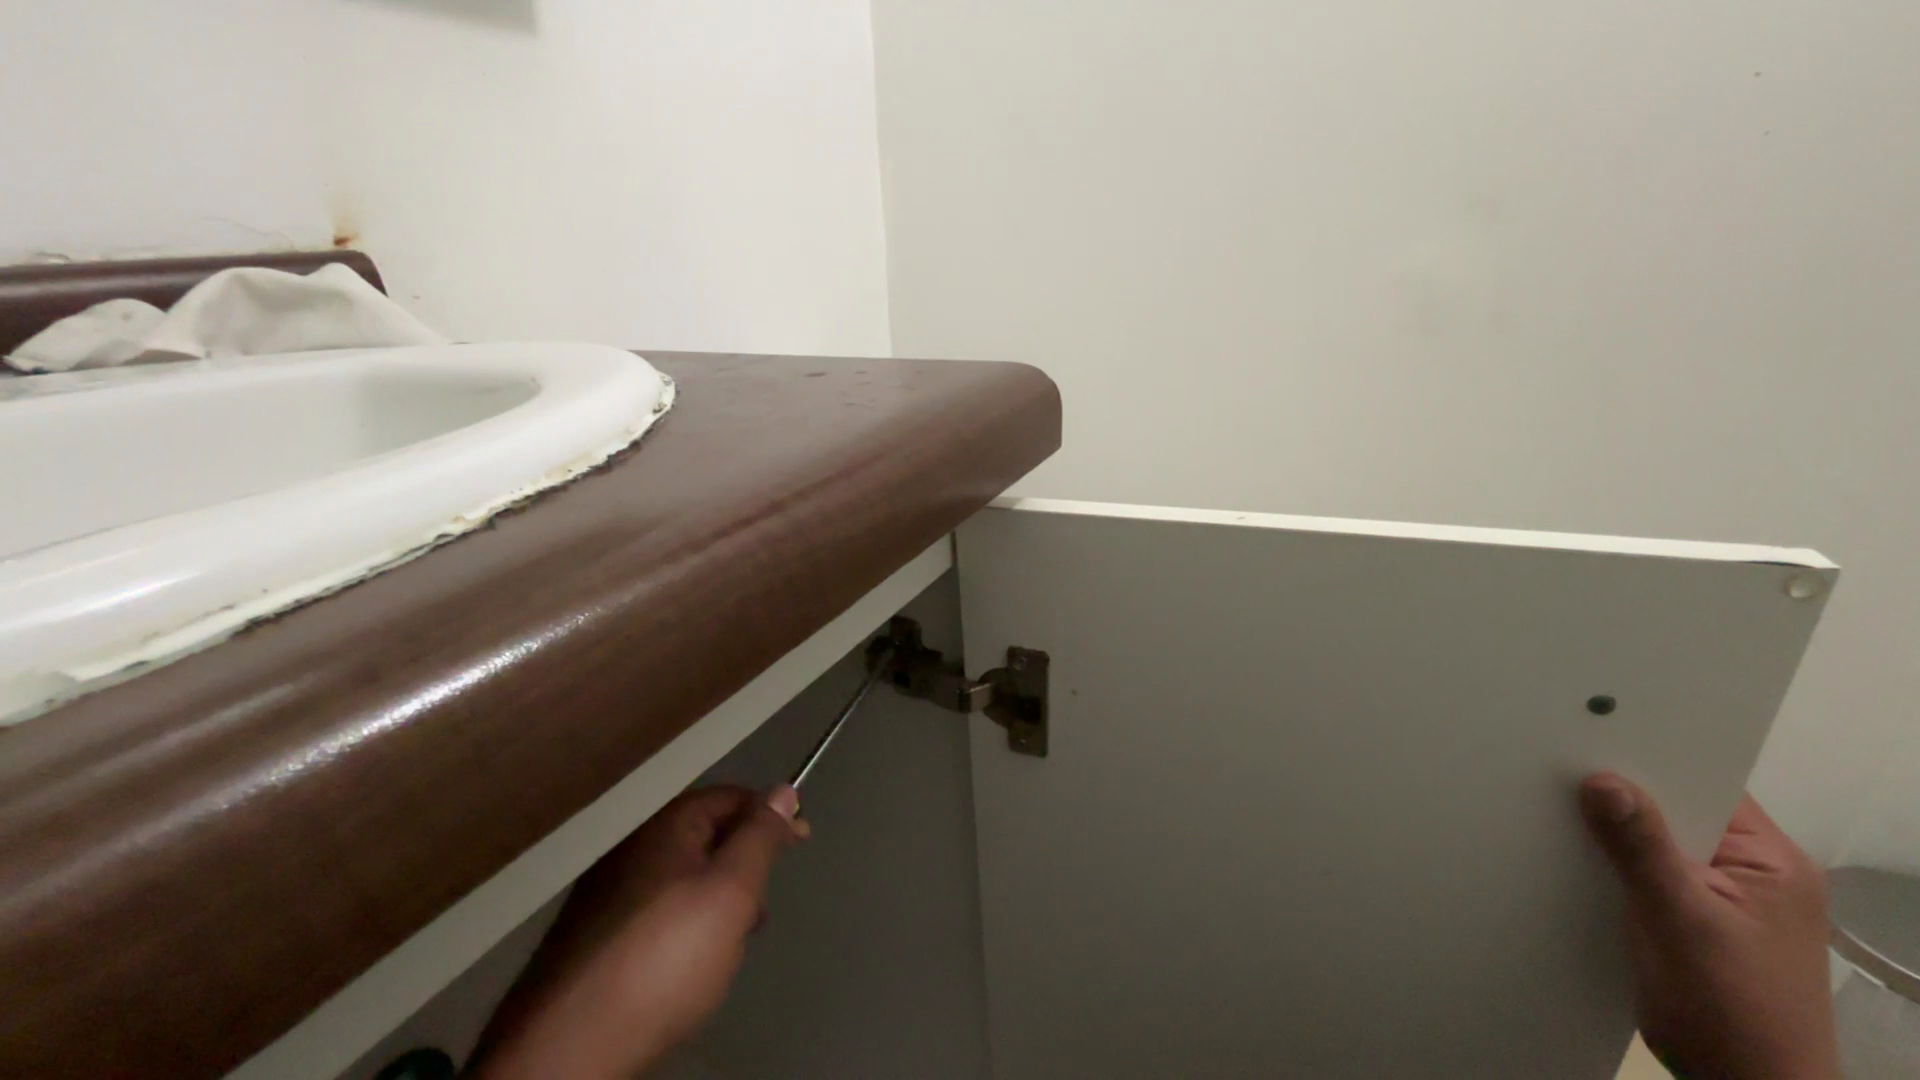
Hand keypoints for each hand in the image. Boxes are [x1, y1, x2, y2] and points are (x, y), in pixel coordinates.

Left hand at [469, 785, 806, 1079]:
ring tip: (729, 944)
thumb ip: (760, 837)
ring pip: (681, 878)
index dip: (770, 813)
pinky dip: (684, 926)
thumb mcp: (731, 891)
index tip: (802, 839)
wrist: (569, 1046)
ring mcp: (605, 893)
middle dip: (743, 864)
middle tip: (759, 909)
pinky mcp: (593, 937)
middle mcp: (630, 849)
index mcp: (664, 827)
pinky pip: (656, 913)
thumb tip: (782, 789)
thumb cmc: (666, 957)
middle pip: (704, 836)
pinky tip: (687, 965)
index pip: (729, 797)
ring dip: (716, 899)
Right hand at [1579, 773, 1838, 1079]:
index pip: (1706, 783)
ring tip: (1553, 810)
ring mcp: (1722, 896)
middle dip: (1620, 797)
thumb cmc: (1729, 1005)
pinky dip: (1612, 865)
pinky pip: (1646, 872)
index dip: (1650, 759)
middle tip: (1555, 772)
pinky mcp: (1692, 919)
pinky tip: (1572, 857)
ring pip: (1656, 843)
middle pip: (1676, 810)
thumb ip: (1641, 848)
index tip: (1588, 738)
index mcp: (1770, 861)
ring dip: (1612, 835)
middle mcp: (1751, 871)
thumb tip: (1601, 778)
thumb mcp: (1680, 919)